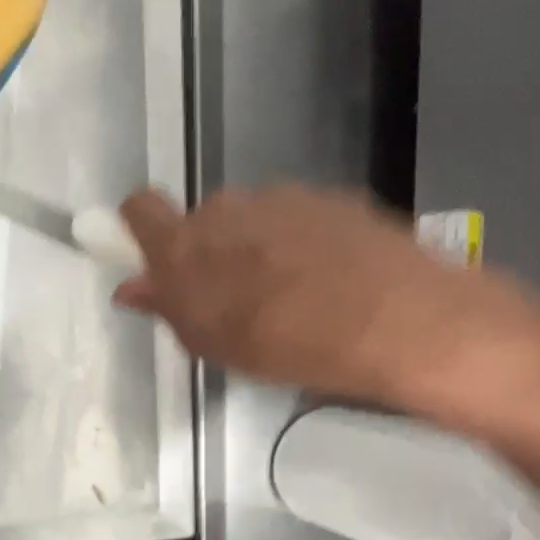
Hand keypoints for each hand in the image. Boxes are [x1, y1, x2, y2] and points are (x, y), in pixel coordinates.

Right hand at [113, 185, 539, 415]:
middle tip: (229, 296)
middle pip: (203, 218)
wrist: (406, 323)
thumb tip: (133, 288)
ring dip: (258, 246)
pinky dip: (304, 245)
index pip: (139, 208)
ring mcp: (288, 198)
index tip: (151, 259)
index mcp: (185, 242)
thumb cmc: (285, 342)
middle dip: (209, 248)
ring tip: (288, 295)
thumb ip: (165, 306)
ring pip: (255, 218)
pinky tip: (330, 284)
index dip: (138, 227)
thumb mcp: (209, 340)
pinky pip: (302, 220)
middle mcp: (229, 207)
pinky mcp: (341, 199)